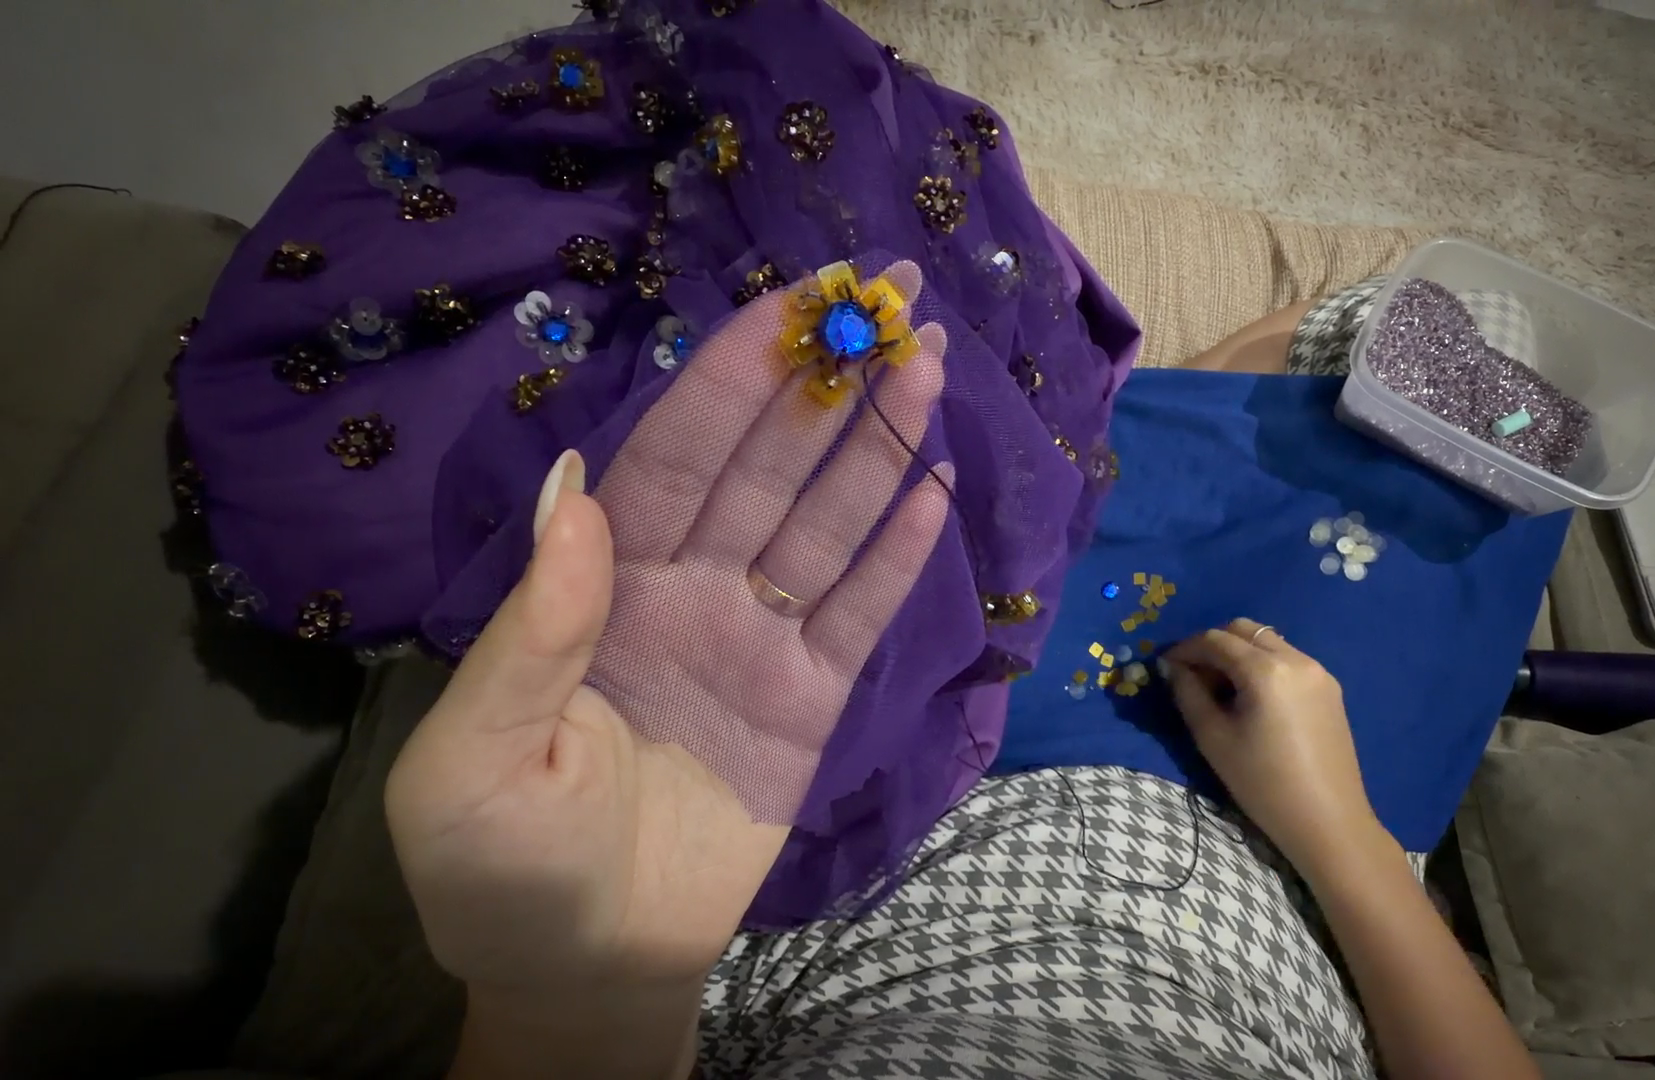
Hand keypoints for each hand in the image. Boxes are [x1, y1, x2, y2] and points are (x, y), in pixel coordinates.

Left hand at [385, 262, 950, 1018]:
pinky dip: (898, 554)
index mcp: (607, 584)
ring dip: (878, 450)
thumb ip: (531, 629)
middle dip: (825, 385)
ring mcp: (762, 637)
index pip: (679, 455)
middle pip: (771, 467)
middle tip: (892, 303)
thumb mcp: (477, 761)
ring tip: (927, 375)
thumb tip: (577, 493)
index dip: (730, 378)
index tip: (786, 306)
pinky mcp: (814, 695)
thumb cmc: (506, 870)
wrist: (594, 963)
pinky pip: (862, 611)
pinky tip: (935, 490)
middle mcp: (693, 587)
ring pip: (829, 523)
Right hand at [1163, 618, 1384, 873]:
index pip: (1214, 640)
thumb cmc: (1262, 782)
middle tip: (1193, 674)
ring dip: (1238, 652)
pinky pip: (1287, 658)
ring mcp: (1318, 671)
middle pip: (1243, 629)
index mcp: (1265, 670)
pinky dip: (1262, 663)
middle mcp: (1295, 659)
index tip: (1166, 666)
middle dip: (1212, 644)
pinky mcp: (1329, 688)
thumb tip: (1173, 667)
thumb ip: (1188, 694)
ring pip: (1267, 641)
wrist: (1328, 822)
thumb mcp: (1213, 738)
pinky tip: (1252, 696)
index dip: (1185, 648)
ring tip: (1221, 687)